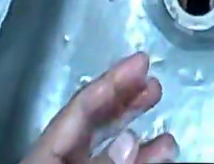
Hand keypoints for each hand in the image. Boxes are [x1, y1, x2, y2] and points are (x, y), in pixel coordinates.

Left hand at [20, 52, 178, 163]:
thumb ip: (99, 162)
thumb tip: (131, 137)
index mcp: (45, 147)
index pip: (83, 104)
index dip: (113, 79)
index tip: (142, 59)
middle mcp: (60, 155)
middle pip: (96, 122)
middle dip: (126, 99)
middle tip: (154, 79)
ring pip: (111, 151)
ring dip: (142, 138)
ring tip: (168, 127)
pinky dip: (141, 163)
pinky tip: (162, 153)